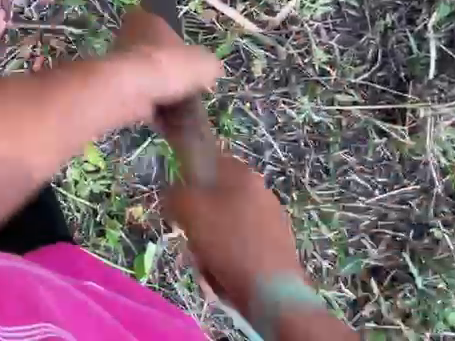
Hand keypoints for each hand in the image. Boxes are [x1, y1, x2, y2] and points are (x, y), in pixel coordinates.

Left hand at [109, 8, 222, 116]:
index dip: (184, 51)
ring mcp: (123, 62)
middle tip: (192, 94)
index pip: (167, 31)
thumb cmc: (170, 65)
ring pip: (152, 81)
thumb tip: (208, 71)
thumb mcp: (205, 61)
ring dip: (168, 98)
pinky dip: (157, 112)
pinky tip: (170, 123)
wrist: (134, 89)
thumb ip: (208, 64)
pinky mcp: (119, 87)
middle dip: (176, 78)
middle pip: (161, 59)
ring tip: (185, 113)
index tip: (195, 69)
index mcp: (148, 20)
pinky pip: (145, 100)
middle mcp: (130, 36)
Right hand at [162, 152, 306, 318]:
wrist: (272, 293)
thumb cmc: (227, 241)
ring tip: (207, 260)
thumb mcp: (186, 209)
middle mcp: (261, 191)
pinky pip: (244, 244)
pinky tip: (225, 273)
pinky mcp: (280, 247)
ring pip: (228, 223)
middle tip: (191, 234)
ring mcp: (274, 219)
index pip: (208, 160)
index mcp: (241, 173)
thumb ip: (174, 193)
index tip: (181, 200)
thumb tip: (174, 195)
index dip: (190, 178)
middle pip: (217, 196)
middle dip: (201, 216)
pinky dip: (231, 256)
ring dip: (214, 239)